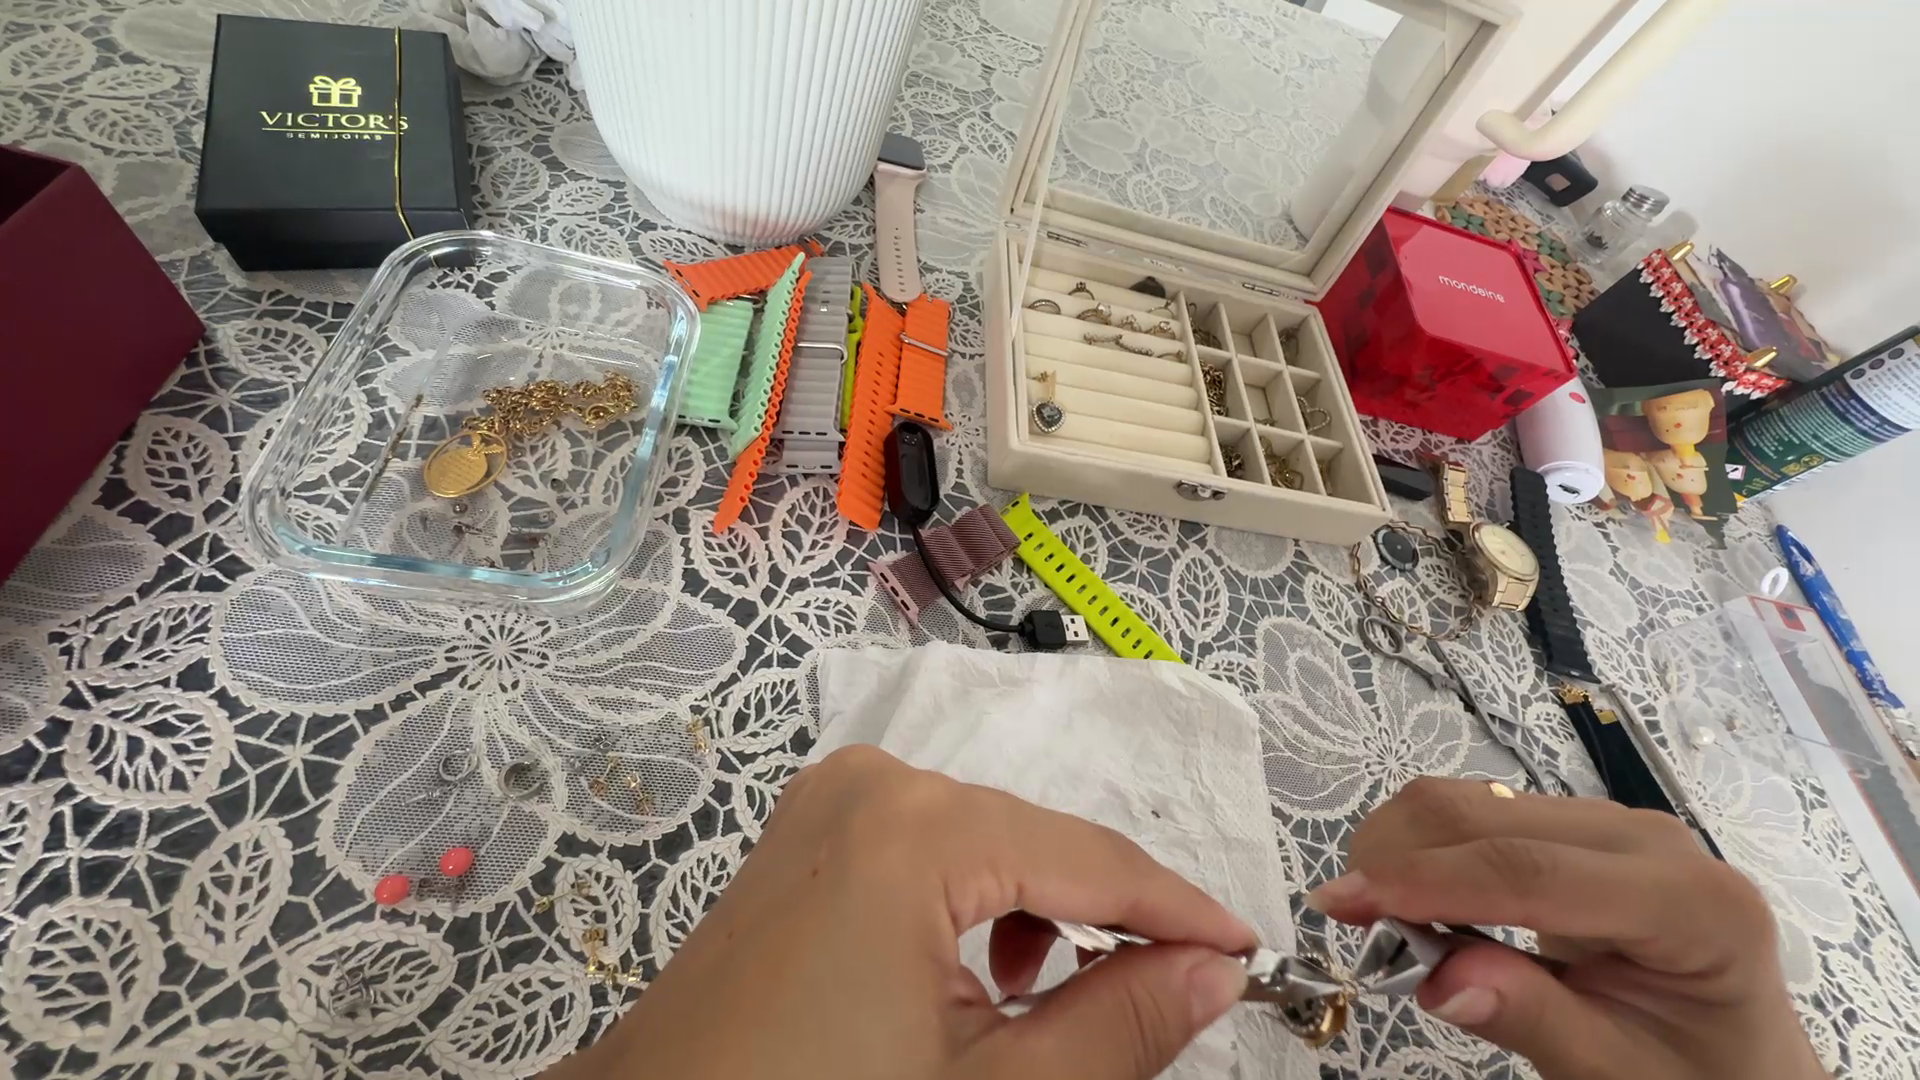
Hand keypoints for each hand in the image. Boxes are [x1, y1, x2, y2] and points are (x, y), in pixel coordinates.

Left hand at [544, 745, 1256, 1079]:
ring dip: (1034, 907)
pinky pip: (926, 842)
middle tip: (1166, 986)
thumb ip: (1117, 1024)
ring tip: (1047, 997)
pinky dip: (970, 896)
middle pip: (1032, 839)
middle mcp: (875, 782)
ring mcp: (835, 796)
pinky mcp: (814, 825)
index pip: (1088, 855)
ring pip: (982, 838)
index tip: (1245, 947)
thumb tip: (1212, 971)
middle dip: (1103, 911)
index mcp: (915, 826)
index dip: (1178, 905)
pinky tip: (973, 969)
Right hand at [1310, 777, 1826, 1078]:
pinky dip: (1415, 841)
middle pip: (1482, 814)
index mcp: (1691, 903)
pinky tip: (1408, 890)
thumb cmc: (1689, 1076)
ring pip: (1460, 797)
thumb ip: (1535, 1022)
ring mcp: (1599, 818)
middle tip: (1346, 913)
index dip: (1426, 881)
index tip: (1341, 903)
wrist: (1731, 1056)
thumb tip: (1437, 981)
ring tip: (1377, 908)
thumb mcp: (1623, 1076)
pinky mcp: (1561, 818)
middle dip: (1395, 854)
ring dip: (1396, 843)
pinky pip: (1466, 806)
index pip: (1529, 871)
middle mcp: (1643, 836)